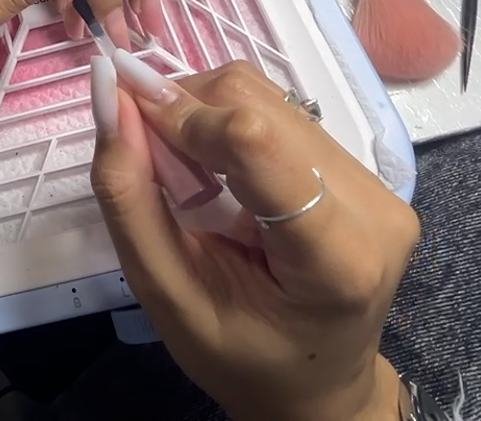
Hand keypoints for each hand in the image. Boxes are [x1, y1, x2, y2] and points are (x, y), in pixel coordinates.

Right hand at [91, 62, 418, 420]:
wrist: (314, 387)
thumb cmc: (237, 355)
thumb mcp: (163, 291)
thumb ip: (128, 194)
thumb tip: (107, 94)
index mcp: (334, 257)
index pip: (254, 141)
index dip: (180, 115)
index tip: (124, 115)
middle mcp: (371, 203)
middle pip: (251, 102)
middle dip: (181, 113)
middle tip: (150, 158)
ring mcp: (373, 179)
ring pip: (257, 92)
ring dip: (198, 110)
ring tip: (184, 169)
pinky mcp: (359, 164)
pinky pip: (271, 104)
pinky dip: (220, 115)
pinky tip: (213, 163)